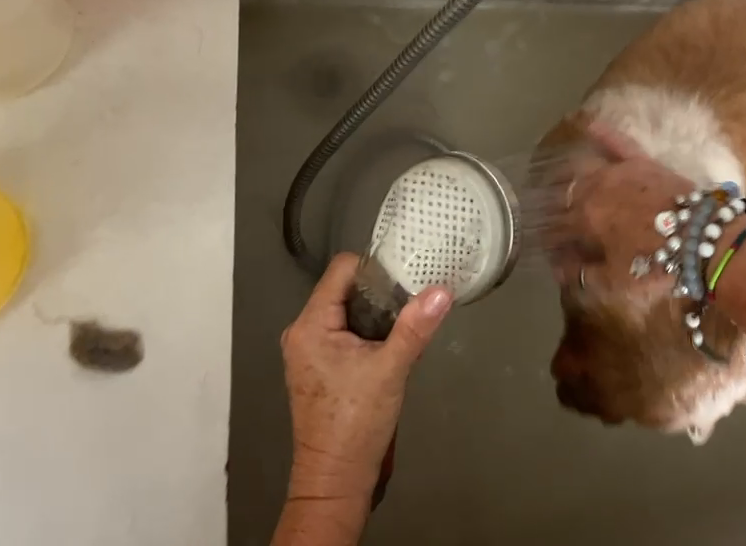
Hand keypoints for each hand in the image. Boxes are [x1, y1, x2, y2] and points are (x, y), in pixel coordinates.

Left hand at [280, 253, 451, 499]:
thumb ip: (415, 327)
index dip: (375, 266)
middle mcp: (303, 332)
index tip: (406, 272)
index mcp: (310, 324)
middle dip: (379, 290)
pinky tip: (394, 341)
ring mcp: (310, 351)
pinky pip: (345, 333)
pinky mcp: (320, 368)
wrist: (335, 480)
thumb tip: (442, 290)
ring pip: (347, 312)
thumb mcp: (391, 370)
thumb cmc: (356, 422)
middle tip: (414, 293)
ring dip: (376, 313)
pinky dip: (369, 331)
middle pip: (345, 289)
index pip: (342, 270)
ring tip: (408, 316)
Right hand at [552, 121, 703, 295]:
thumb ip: (583, 275)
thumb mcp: (616, 280)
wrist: (699, 237)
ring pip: (582, 167)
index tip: (548, 247)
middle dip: (552, 206)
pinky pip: (616, 141)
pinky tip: (588, 123)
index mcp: (584, 219)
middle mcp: (593, 189)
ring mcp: (617, 171)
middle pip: (564, 194)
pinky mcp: (640, 161)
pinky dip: (602, 132)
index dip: (549, 239)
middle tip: (549, 215)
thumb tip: (558, 271)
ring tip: (557, 178)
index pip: (556, 227)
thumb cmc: (655, 263)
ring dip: (566, 173)